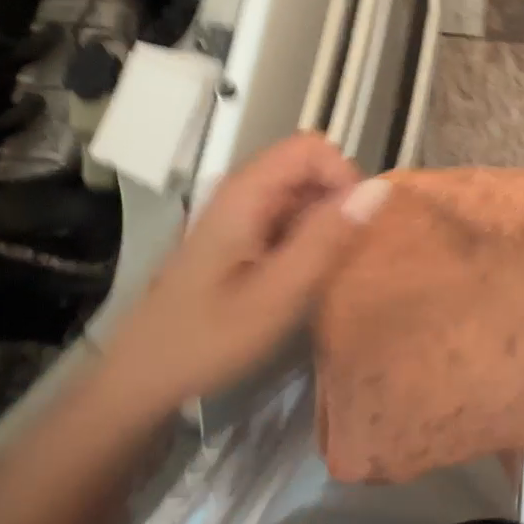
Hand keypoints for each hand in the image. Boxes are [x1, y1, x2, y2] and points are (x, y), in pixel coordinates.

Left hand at [102, 133, 390, 409]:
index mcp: (247, 192)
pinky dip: (308, 239)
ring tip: (329, 273)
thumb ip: (327, 240)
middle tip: (345, 259)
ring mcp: (238, 213)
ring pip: (300, 194)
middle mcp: (242, 190)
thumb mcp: (277, 295)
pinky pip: (286, 218)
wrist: (144, 375)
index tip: (356, 229)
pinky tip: (305, 280)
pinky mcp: (239, 236)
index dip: (344, 177)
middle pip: (308, 167)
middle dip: (339, 203)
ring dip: (326, 224)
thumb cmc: (208, 338)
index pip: (312, 148)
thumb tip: (379, 189)